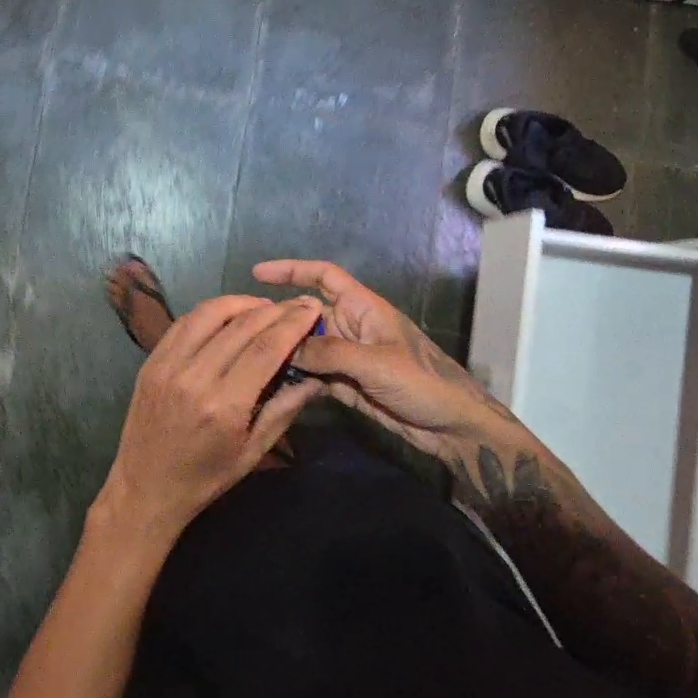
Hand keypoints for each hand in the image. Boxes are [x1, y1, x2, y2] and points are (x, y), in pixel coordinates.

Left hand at [96, 295, 326, 544]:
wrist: (145, 489)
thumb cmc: (205, 478)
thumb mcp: (252, 453)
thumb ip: (283, 411)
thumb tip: (315, 377)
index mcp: (223, 405)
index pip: (265, 348)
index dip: (292, 324)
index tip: (311, 310)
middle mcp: (194, 377)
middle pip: (241, 325)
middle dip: (275, 310)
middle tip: (296, 305)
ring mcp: (168, 366)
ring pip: (209, 314)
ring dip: (242, 302)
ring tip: (265, 307)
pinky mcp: (151, 361)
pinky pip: (184, 323)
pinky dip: (210, 311)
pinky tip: (229, 314)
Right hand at [251, 260, 523, 460]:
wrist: (451, 427)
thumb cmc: (422, 382)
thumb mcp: (375, 363)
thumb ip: (330, 353)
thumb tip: (287, 348)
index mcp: (363, 308)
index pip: (324, 277)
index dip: (292, 270)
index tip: (257, 273)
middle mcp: (352, 328)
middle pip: (307, 315)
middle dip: (279, 320)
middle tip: (246, 334)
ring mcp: (349, 358)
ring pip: (307, 348)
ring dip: (284, 353)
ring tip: (250, 361)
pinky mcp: (348, 386)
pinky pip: (314, 376)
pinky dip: (296, 379)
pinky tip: (273, 386)